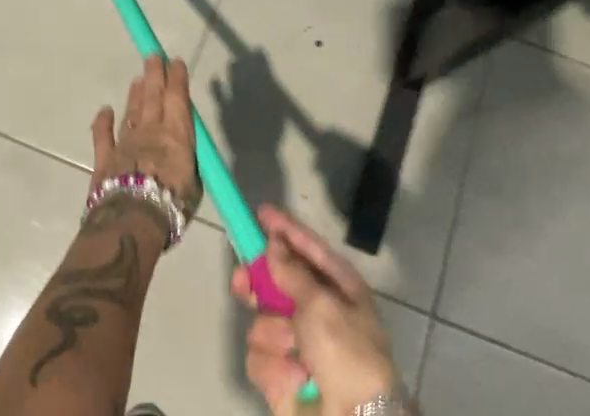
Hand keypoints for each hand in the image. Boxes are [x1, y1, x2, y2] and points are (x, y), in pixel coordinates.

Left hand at [90, 59, 201, 216]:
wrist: (132, 218)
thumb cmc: (172, 204)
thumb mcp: (195, 183)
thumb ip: (189, 164)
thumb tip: (185, 158)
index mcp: (176, 134)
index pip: (177, 98)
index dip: (177, 78)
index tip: (175, 62)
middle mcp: (151, 131)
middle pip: (153, 96)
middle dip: (154, 74)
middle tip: (153, 57)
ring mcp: (125, 142)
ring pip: (131, 111)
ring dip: (135, 94)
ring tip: (138, 79)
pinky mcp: (105, 157)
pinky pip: (103, 135)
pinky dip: (103, 121)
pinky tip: (104, 110)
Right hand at [232, 205, 402, 415]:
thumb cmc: (347, 353)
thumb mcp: (323, 305)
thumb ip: (292, 272)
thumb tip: (274, 243)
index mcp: (338, 288)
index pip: (308, 248)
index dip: (285, 229)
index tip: (260, 211)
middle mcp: (316, 309)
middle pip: (275, 281)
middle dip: (257, 284)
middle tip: (242, 281)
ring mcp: (297, 342)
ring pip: (262, 320)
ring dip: (274, 335)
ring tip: (293, 351)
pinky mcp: (280, 372)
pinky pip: (259, 355)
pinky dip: (274, 366)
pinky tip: (293, 377)